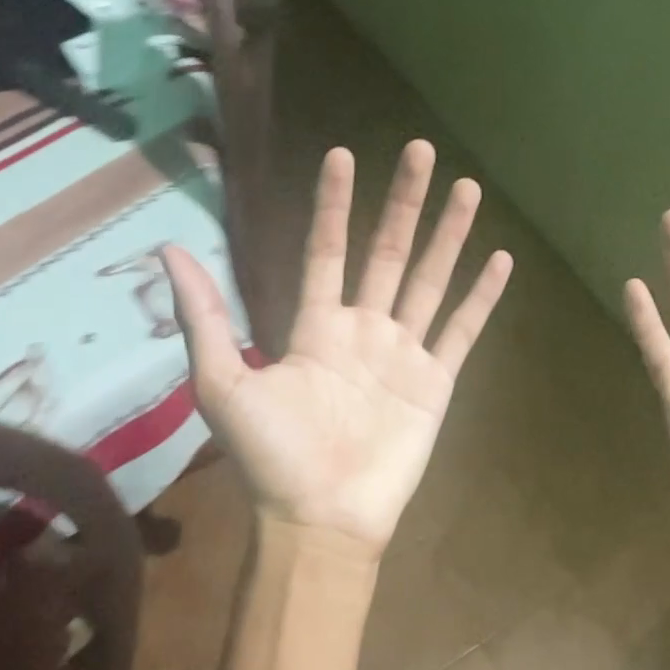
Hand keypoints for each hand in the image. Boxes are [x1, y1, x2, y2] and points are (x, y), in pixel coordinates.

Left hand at [163, 142, 511, 551]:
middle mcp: (363, 331)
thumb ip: (204, 318)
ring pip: (431, 281)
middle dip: (405, 203)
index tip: (343, 155)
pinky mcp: (436, 383)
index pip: (328, 250)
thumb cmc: (272, 457)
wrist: (321, 518)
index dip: (334, 205)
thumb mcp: (223, 386)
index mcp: (315, 327)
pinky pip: (462, 331)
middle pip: (389, 253)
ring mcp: (403, 355)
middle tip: (423, 150)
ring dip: (449, 235)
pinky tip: (500, 260)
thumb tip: (168, 248)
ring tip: (468, 188)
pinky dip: (482, 297)